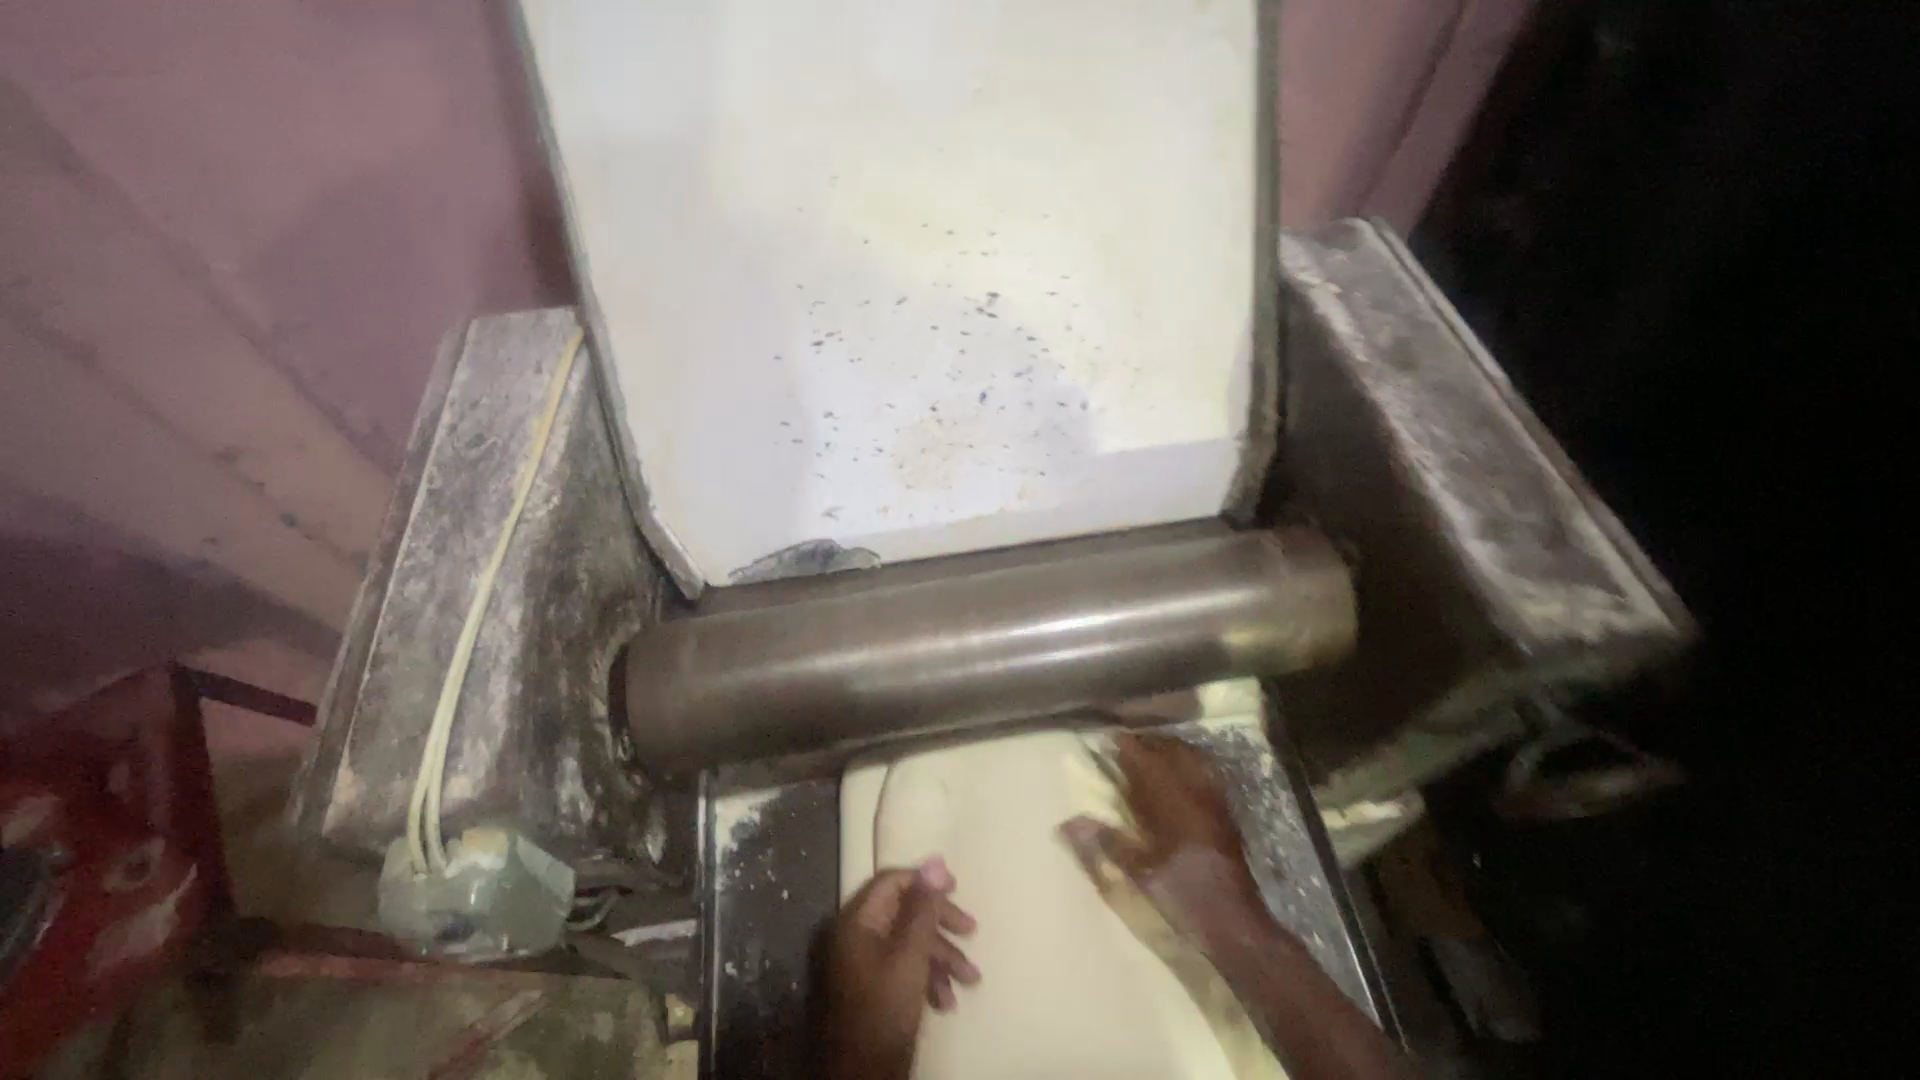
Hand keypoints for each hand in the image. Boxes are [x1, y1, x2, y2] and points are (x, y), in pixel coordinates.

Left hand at [821, 857, 978, 1079]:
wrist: (860, 1075)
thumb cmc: (885, 1008)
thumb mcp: (911, 955)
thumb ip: (924, 908)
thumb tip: (935, 860)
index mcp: (857, 921)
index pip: (892, 882)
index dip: (925, 880)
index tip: (958, 888)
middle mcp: (855, 936)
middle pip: (903, 912)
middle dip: (940, 923)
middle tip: (972, 931)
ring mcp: (861, 963)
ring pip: (907, 943)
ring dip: (940, 957)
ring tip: (970, 980)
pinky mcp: (871, 988)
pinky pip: (901, 968)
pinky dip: (925, 978)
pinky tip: (946, 1002)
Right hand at [1060, 733, 1271, 947]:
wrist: (1235, 923)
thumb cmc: (1184, 897)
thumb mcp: (1140, 875)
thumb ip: (1107, 843)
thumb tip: (1068, 822)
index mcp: (1172, 805)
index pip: (1146, 764)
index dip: (1127, 748)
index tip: (1110, 737)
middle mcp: (1195, 794)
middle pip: (1172, 754)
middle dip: (1148, 743)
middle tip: (1127, 742)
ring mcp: (1215, 802)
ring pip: (1193, 760)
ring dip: (1170, 750)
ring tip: (1151, 750)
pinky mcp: (1226, 814)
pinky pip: (1206, 773)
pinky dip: (1190, 763)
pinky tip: (1180, 772)